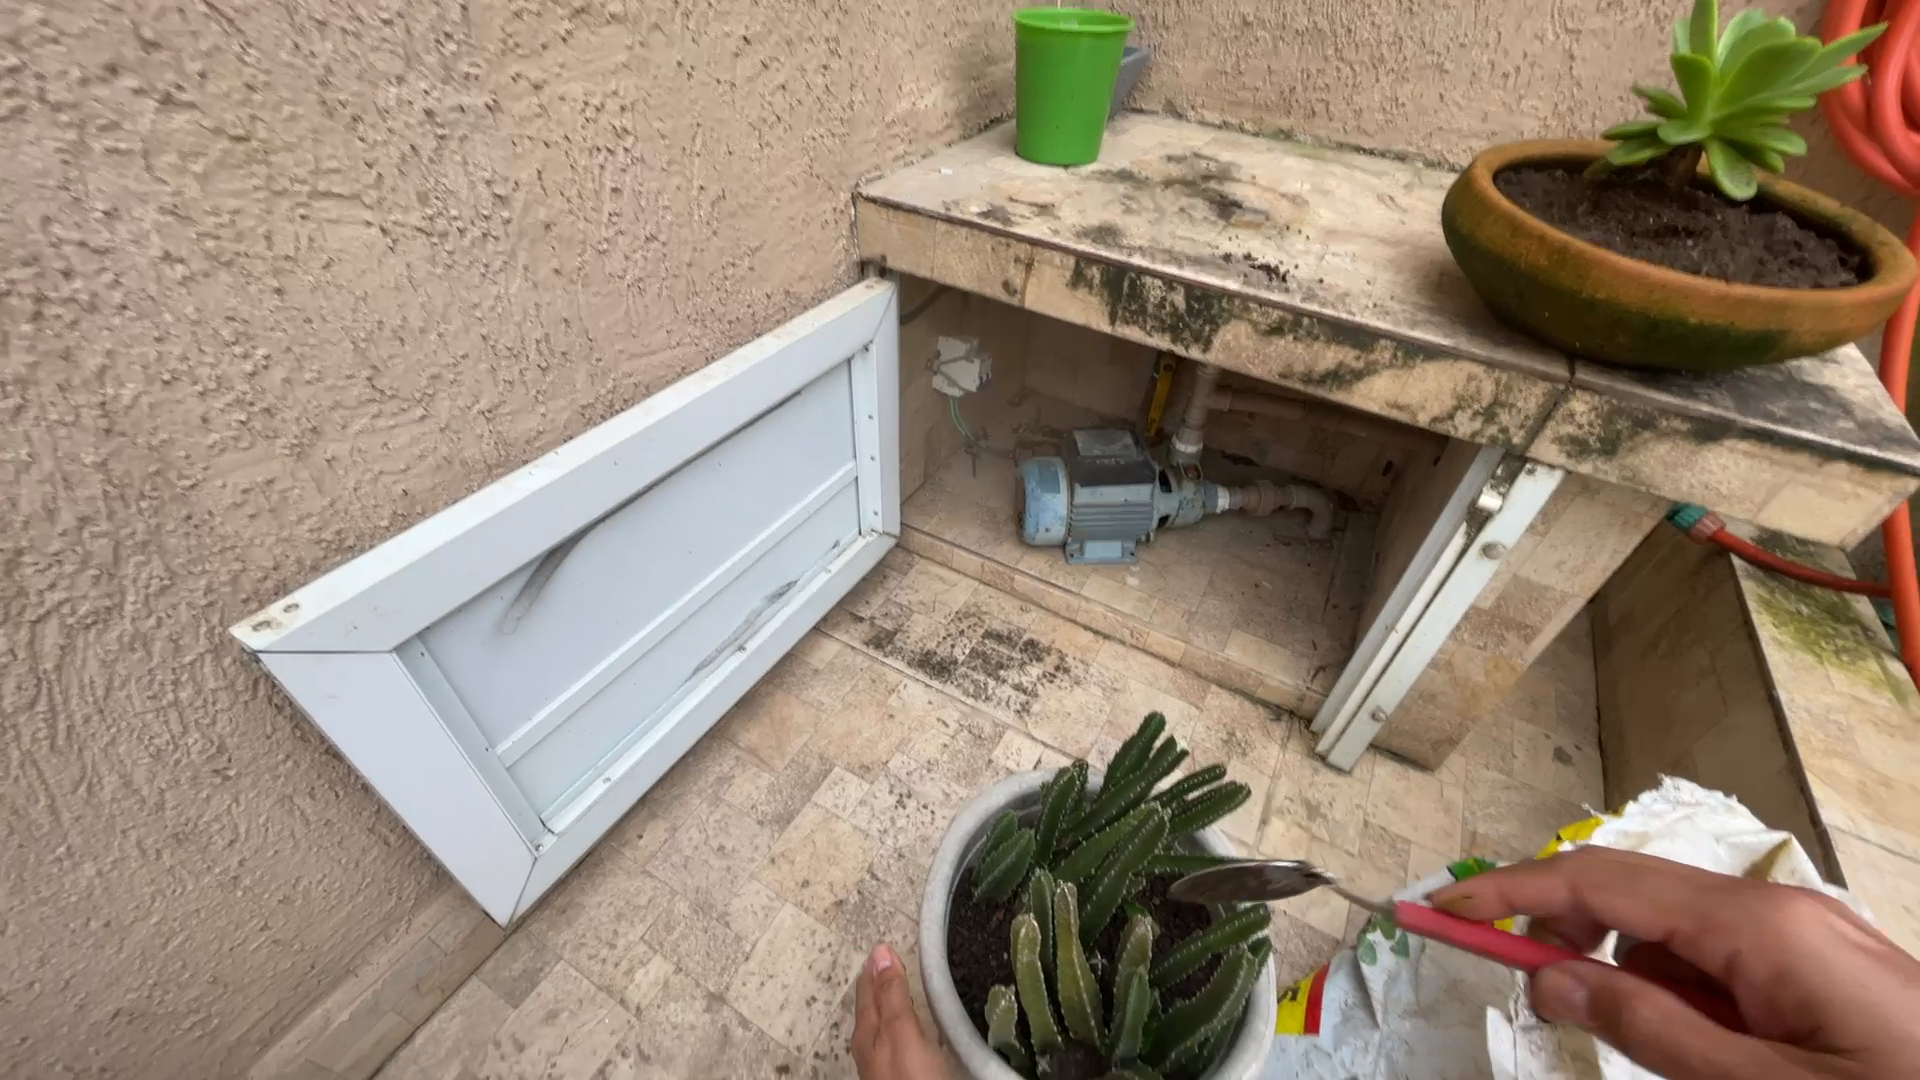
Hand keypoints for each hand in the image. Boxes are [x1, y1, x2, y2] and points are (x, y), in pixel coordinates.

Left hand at [853, 944, 950, 1079]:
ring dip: (892, 1001)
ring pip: (884, 1022)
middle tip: (892, 957)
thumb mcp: (901, 1030)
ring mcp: (883, 1062)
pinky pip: (898, 1038)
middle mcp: (870, 1045)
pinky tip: (915, 1026)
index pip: (868, 987)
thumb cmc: (911, 1077)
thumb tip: (880, 951)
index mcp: (867, 1031)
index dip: (877, 964)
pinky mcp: (899, 1074)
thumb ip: (892, 994)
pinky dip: (904, 1022)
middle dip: (880, 980)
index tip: (886, 943)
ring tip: (904, 985)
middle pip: (873, 1004)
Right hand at [1430, 847, 1919, 1078]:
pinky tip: (1694, 1040)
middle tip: (1519, 977)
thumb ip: (1648, 1029)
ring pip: (1664, 925)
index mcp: (1756, 923)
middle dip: (1555, 924)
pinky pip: (1712, 957)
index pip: (1592, 882)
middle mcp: (1773, 908)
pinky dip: (1673, 988)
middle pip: (1621, 887)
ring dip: (1618, 965)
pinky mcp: (1821, 967)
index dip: (1506, 890)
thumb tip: (1547, 977)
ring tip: (1618, 1025)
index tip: (1443, 911)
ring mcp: (1802, 935)